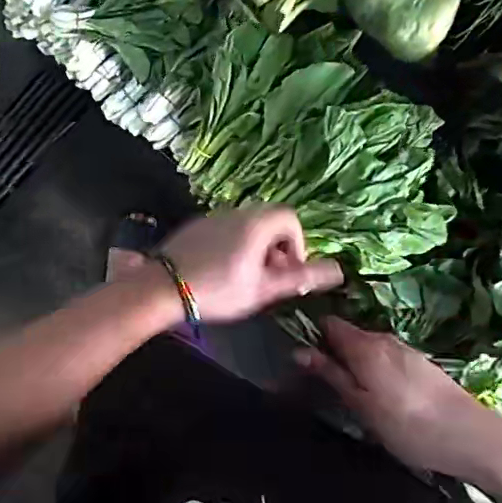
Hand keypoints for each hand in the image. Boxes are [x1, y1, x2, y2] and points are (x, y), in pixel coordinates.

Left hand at [157, 205, 343, 321]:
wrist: (161, 287)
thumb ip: (301, 278)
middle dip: (276, 247)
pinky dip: (232, 244)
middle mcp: (235, 212)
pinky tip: (219, 271)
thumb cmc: (217, 290)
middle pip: (269, 220)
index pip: (291, 218)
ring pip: (245, 225)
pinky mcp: (194, 226)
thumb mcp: (263, 290)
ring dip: (254, 247)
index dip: (297, 245)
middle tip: (268, 276)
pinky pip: (224, 229)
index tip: (286, 270)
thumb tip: (339, 271)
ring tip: (244, 277)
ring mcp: (211, 217)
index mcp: (255, 223)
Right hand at [297, 317, 501, 489]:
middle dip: (332, 352)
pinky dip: (375, 371)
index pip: (328, 323)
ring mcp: (406, 351)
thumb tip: (298, 350)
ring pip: (368, 349)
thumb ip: (330, 375)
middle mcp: (384, 339)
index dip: (311, 336)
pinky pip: (386, 359)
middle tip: (323, 384)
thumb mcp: (361, 405)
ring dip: (354, 364)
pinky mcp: (422, 365)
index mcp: (364, 345)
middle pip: (348, 335)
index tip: (302, 359)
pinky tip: (381, 397)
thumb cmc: (409, 426)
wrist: (477, 440)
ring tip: (351, 394)